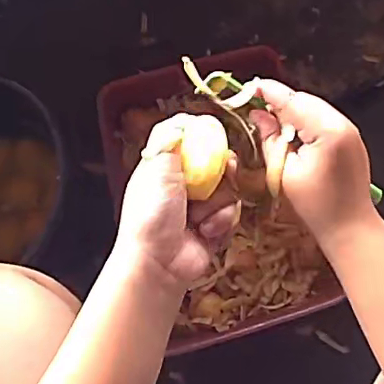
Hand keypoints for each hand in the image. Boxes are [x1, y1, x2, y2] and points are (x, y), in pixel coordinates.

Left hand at [118, 115, 241, 289]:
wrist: (158, 265)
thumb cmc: (150, 218)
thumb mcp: (157, 169)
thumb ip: (171, 140)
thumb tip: (183, 118)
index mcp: (166, 167)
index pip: (193, 142)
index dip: (208, 141)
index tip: (215, 144)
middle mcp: (184, 183)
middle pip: (218, 164)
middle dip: (222, 172)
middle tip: (222, 176)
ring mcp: (201, 205)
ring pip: (229, 188)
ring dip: (218, 203)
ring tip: (200, 217)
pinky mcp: (215, 225)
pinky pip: (233, 212)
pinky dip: (222, 221)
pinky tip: (206, 230)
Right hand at [247, 79, 376, 240]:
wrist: (351, 227)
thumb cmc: (317, 206)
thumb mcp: (284, 173)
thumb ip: (270, 139)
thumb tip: (258, 115)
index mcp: (327, 130)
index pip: (292, 101)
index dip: (268, 92)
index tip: (249, 87)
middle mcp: (342, 123)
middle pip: (304, 99)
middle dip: (279, 100)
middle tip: (255, 105)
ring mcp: (349, 129)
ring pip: (313, 106)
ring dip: (291, 109)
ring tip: (270, 118)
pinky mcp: (350, 137)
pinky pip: (322, 117)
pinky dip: (304, 119)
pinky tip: (290, 130)